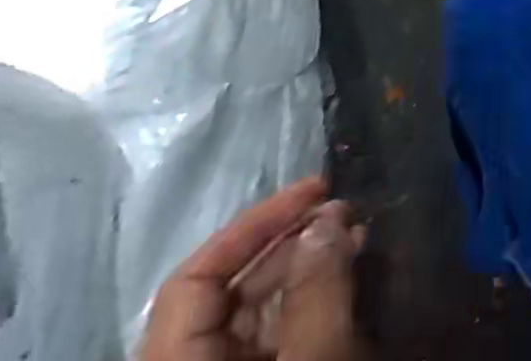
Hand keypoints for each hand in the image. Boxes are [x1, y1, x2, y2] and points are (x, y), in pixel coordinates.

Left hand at [141, 177, 366, 360]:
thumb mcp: (315, 353)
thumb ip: (318, 288)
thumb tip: (328, 217)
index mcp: (171, 358)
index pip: (194, 277)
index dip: (254, 225)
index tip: (318, 186)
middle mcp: (189, 359)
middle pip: (231, 290)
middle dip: (294, 241)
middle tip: (349, 209)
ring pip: (260, 309)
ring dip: (311, 265)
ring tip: (359, 235)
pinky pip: (280, 331)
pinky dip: (315, 297)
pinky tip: (352, 273)